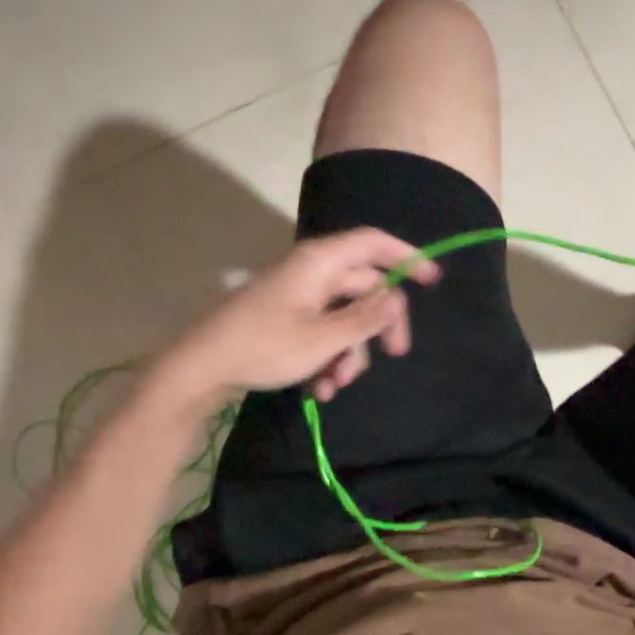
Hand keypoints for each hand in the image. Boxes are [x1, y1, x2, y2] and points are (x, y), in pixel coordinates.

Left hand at [160, 228, 439, 404]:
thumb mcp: (321, 339)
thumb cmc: (263, 348)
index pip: (372, 244)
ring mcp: (296, 297)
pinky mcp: (284, 320)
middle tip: (396, 354)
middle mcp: (310, 273)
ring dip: (347, 354)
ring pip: (343, 318)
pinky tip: (318, 390)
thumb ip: (364, 318)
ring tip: (334, 387)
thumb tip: (398, 297)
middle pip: (363, 287)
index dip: (406, 257)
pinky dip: (326, 359)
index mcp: (319, 264)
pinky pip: (320, 332)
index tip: (432, 279)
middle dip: (378, 326)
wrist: (202, 367)